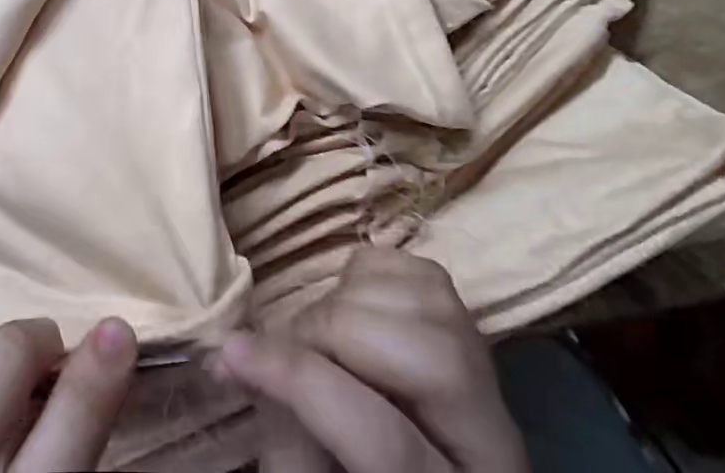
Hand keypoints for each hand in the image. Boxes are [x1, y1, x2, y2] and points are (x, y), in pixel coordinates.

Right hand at [210, 247, 528, 472]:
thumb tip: (232, 358)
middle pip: (428, 358)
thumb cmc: (345, 472)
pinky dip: (374, 272)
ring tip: (318, 328)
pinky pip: (427, 276)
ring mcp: (491, 379)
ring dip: (351, 298)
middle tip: (282, 344)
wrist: (414, 471)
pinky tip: (350, 300)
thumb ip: (283, 429)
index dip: (302, 383)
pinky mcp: (474, 333)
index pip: (386, 437)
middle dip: (332, 331)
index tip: (231, 352)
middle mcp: (493, 439)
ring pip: (432, 305)